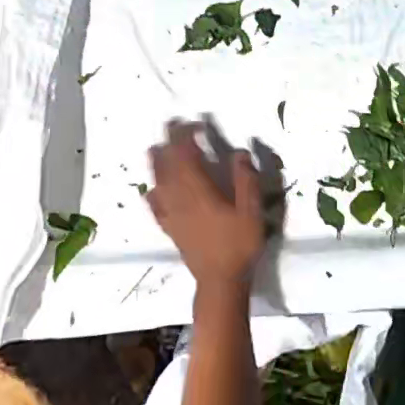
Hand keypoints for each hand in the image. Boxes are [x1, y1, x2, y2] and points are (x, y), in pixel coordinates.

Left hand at [146, 120, 263, 295]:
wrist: (220, 281)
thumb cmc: (239, 244)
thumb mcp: (251, 210)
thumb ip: (245, 179)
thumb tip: (238, 152)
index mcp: (199, 190)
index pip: (186, 154)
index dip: (186, 135)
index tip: (195, 123)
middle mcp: (180, 198)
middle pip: (167, 163)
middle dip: (168, 141)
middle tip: (172, 125)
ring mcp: (171, 214)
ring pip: (157, 182)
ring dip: (156, 162)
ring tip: (156, 148)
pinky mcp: (169, 228)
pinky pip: (154, 205)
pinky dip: (152, 191)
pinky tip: (152, 189)